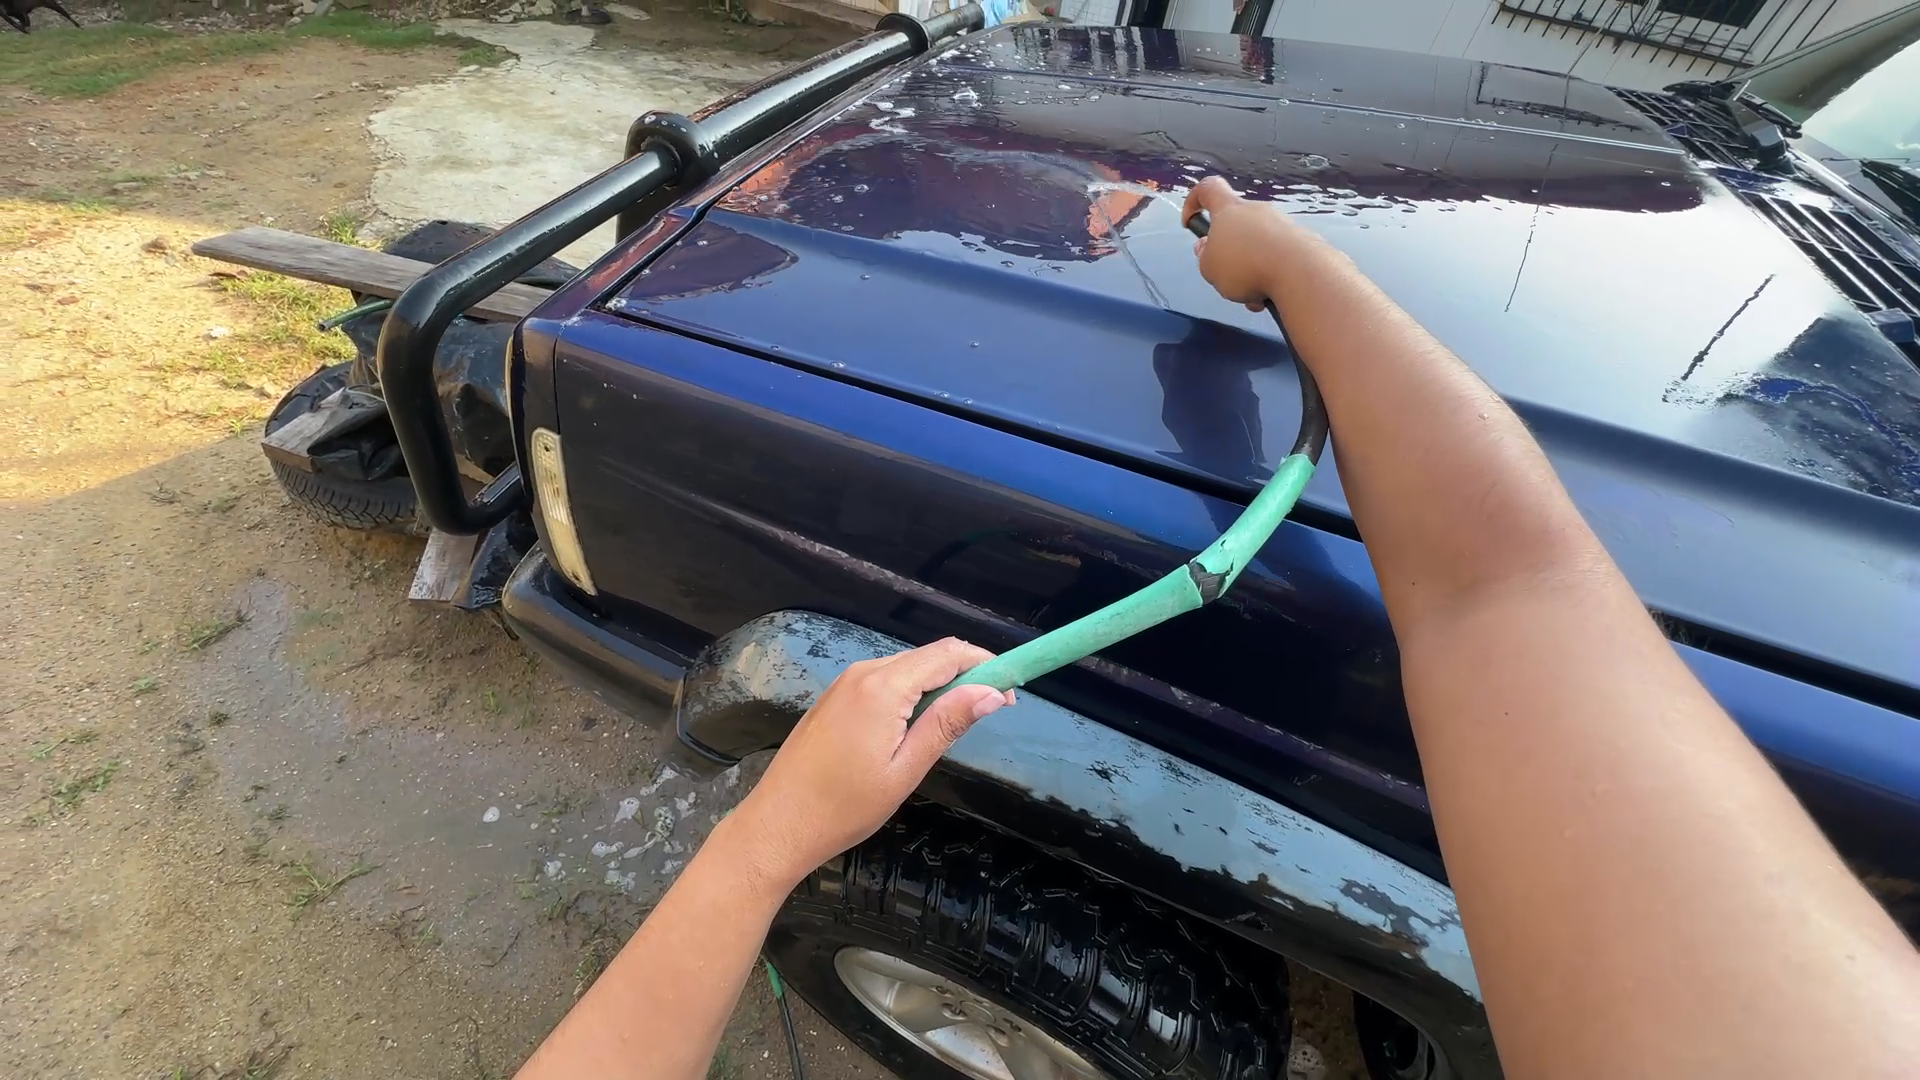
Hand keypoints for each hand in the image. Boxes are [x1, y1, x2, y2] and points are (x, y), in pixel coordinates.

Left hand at [730, 638, 1014, 888]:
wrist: (777, 825)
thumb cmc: (845, 807)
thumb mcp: (906, 769)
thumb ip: (948, 723)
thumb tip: (993, 693)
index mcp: (884, 686)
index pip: (948, 654)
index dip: (985, 666)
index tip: (1011, 692)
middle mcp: (865, 671)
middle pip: (929, 655)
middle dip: (966, 673)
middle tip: (991, 709)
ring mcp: (846, 681)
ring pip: (908, 666)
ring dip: (939, 683)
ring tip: (957, 721)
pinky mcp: (836, 695)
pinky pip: (886, 678)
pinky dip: (912, 690)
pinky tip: (916, 724)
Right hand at [1183, 176, 1320, 310]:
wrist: (1299, 270)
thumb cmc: (1244, 266)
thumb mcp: (1209, 268)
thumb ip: (1204, 256)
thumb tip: (1206, 245)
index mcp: (1229, 210)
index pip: (1208, 188)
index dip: (1194, 201)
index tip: (1190, 222)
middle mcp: (1255, 210)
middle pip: (1234, 225)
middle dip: (1227, 252)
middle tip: (1224, 276)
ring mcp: (1279, 223)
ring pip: (1254, 246)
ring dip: (1248, 270)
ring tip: (1250, 296)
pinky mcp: (1298, 240)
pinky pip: (1273, 256)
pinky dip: (1267, 275)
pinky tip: (1268, 296)